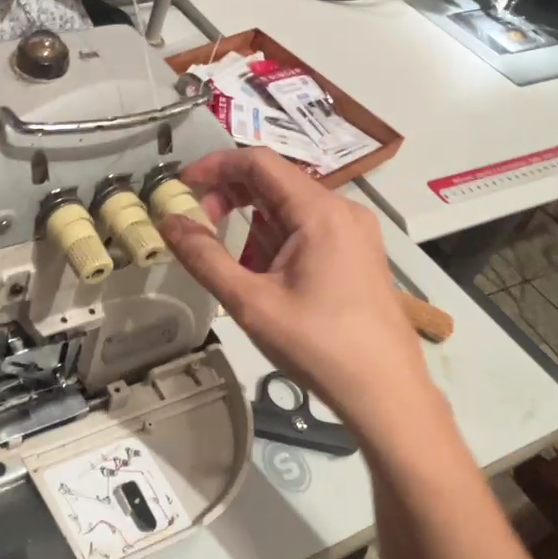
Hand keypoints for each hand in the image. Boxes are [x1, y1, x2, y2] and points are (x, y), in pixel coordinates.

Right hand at [158, 148, 428, 430]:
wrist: (389, 396)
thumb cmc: (319, 346)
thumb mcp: (250, 303)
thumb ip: (203, 257)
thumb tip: (168, 220)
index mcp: (319, 211)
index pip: (258, 162)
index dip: (214, 166)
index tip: (181, 187)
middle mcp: (341, 210)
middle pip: (273, 180)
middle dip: (229, 196)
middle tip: (199, 226)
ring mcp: (354, 232)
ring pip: (288, 206)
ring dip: (251, 222)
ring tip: (231, 264)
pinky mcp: (358, 254)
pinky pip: (306, 227)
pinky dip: (274, 239)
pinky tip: (263, 276)